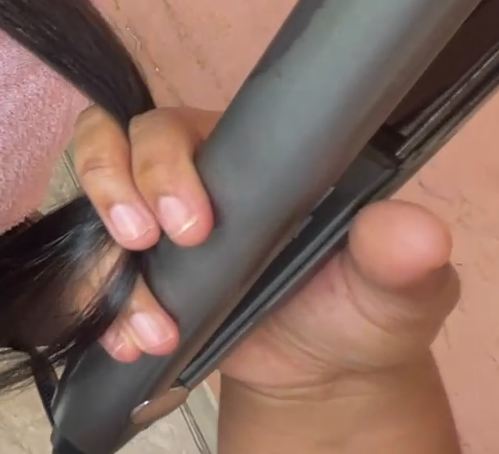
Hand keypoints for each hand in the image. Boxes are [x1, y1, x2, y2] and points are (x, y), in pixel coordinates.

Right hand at [75, 107, 459, 396]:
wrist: (319, 371)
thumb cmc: (355, 309)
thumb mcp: (389, 288)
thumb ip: (397, 258)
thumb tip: (414, 228)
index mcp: (227, 151)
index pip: (167, 126)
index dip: (161, 163)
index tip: (192, 227)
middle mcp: (169, 167)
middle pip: (104, 139)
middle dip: (111, 186)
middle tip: (141, 241)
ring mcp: (137, 211)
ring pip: (84, 197)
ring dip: (100, 257)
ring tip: (149, 321)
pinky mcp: (120, 260)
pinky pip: (84, 262)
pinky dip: (97, 300)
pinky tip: (131, 339)